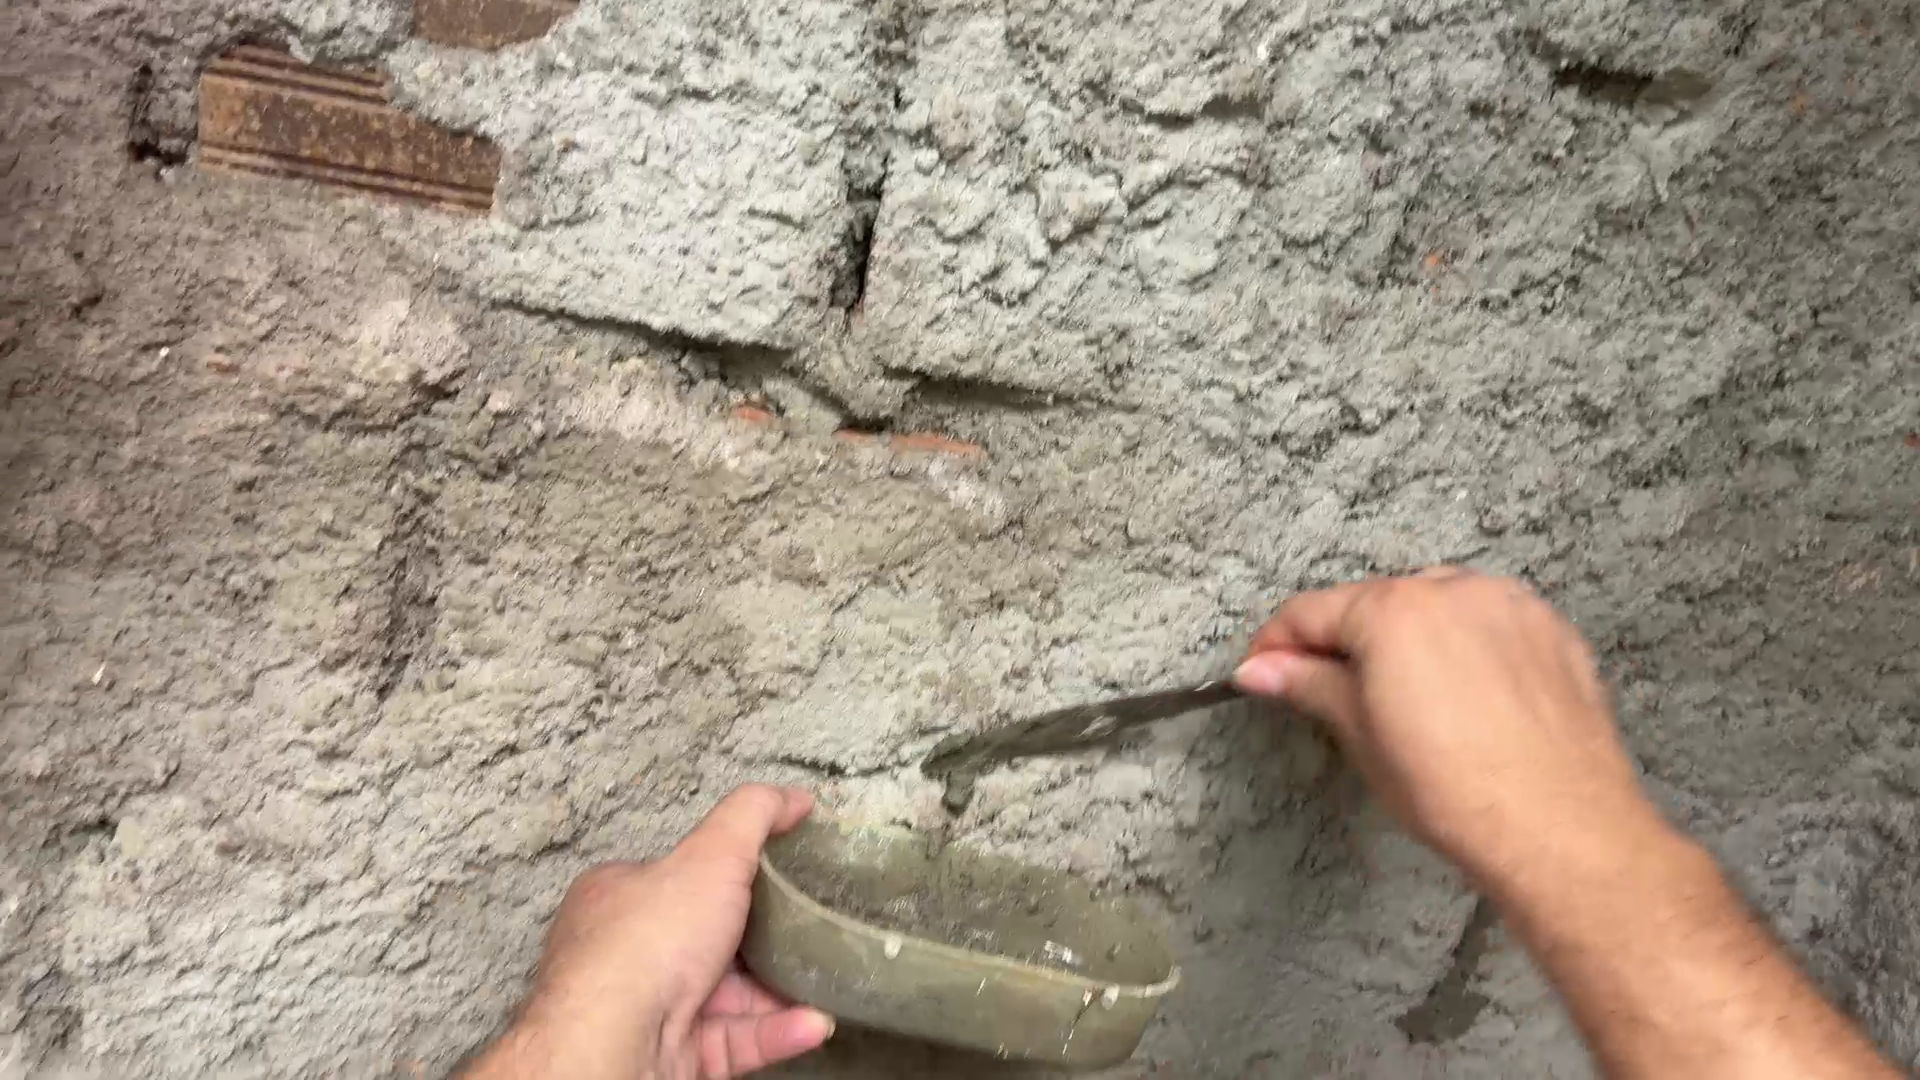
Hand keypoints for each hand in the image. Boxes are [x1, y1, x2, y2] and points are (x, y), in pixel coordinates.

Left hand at [460, 785, 834, 1079]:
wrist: (616, 1050)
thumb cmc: (654, 939)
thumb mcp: (715, 850)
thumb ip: (755, 813)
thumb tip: (797, 797)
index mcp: (616, 897)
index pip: (675, 875)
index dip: (725, 869)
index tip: (774, 873)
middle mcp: (620, 956)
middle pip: (705, 937)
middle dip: (761, 938)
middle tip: (806, 928)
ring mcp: (642, 1015)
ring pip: (725, 995)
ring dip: (779, 989)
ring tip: (826, 978)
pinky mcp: (668, 1061)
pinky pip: (731, 1040)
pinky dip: (776, 1030)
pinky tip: (815, 1021)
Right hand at [1234, 570, 1662, 891]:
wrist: (1564, 834)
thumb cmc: (1453, 789)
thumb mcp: (1357, 731)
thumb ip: (1303, 682)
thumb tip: (1256, 669)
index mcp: (1391, 610)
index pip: (1308, 611)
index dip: (1276, 643)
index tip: (1263, 669)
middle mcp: (1449, 590)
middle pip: (1367, 603)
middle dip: (1339, 640)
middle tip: (1324, 686)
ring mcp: (1506, 606)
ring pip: (1425, 603)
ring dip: (1397, 634)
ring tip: (1395, 688)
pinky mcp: (1550, 630)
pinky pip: (1480, 617)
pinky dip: (1454, 639)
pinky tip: (1454, 686)